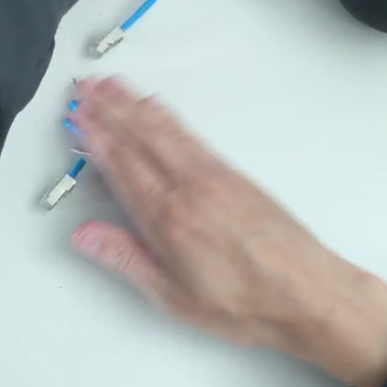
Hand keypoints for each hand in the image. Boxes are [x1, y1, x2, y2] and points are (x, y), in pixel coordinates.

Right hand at [69, 77, 386, 386]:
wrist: (309, 294)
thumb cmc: (246, 302)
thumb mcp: (173, 296)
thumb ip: (126, 259)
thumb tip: (85, 235)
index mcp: (169, 217)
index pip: (122, 166)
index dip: (97, 137)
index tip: (78, 116)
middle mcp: (190, 187)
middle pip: (141, 138)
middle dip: (110, 109)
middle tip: (86, 87)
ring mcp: (215, 176)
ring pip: (166, 131)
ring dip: (135, 105)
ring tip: (113, 84)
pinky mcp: (235, 175)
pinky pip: (193, 136)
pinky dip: (170, 117)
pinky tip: (158, 107)